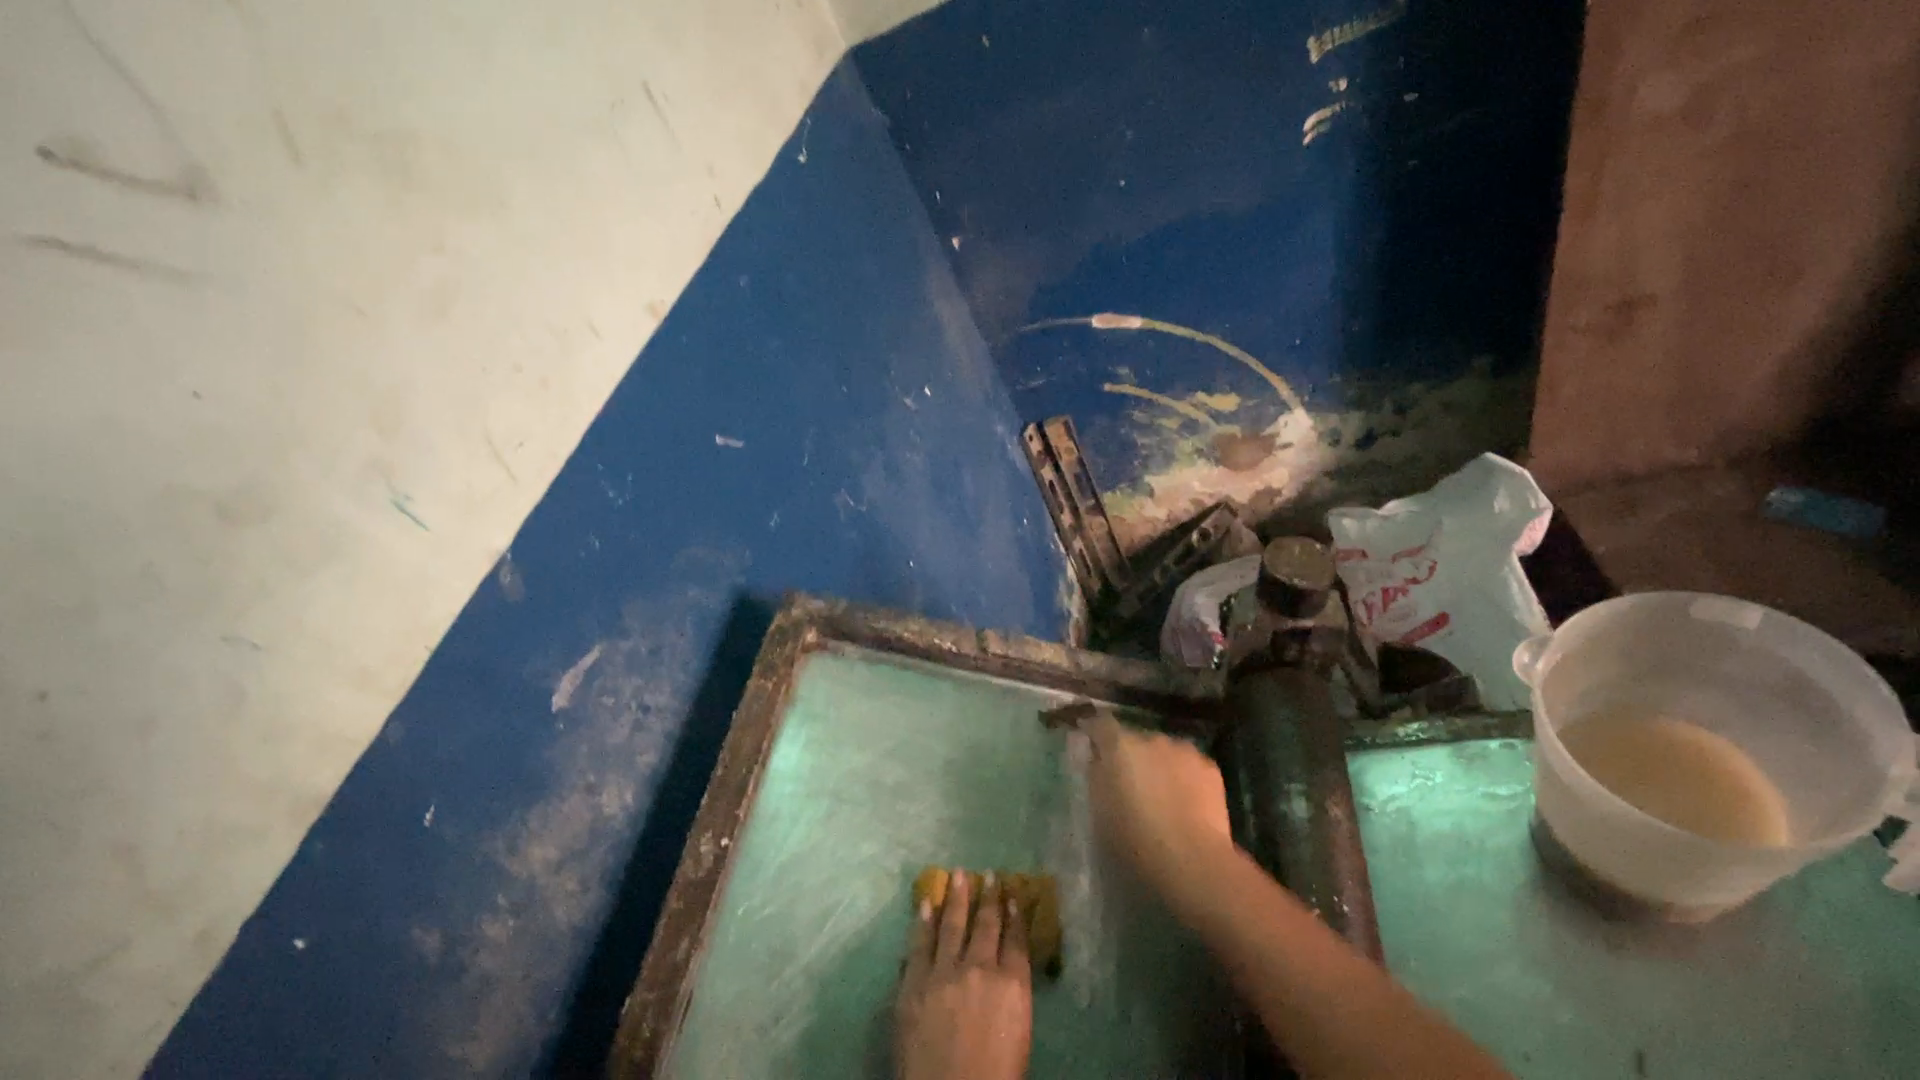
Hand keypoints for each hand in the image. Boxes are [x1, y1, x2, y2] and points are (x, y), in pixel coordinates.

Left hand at [895, 871, 1031, 1079]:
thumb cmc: (995, 1075)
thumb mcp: (1019, 1033)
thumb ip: (1011, 997)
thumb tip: (1003, 975)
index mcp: (1013, 985)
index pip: (1016, 940)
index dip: (1015, 915)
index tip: (1012, 894)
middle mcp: (980, 969)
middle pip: (985, 925)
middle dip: (988, 897)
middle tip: (989, 874)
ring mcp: (943, 973)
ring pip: (951, 926)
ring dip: (956, 899)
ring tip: (958, 875)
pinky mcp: (913, 984)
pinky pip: (919, 945)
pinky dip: (923, 922)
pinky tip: (926, 904)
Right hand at [1078, 709, 1233, 902]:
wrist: (1191, 861)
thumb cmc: (1134, 839)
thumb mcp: (1098, 809)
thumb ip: (1096, 774)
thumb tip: (1097, 758)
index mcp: (1120, 745)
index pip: (1100, 723)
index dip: (1094, 733)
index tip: (1091, 747)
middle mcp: (1152, 738)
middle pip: (1136, 739)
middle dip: (1131, 755)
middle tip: (1128, 783)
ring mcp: (1185, 750)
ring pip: (1165, 752)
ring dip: (1159, 765)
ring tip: (1160, 795)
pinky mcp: (1210, 767)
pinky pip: (1189, 765)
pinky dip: (1184, 777)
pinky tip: (1185, 803)